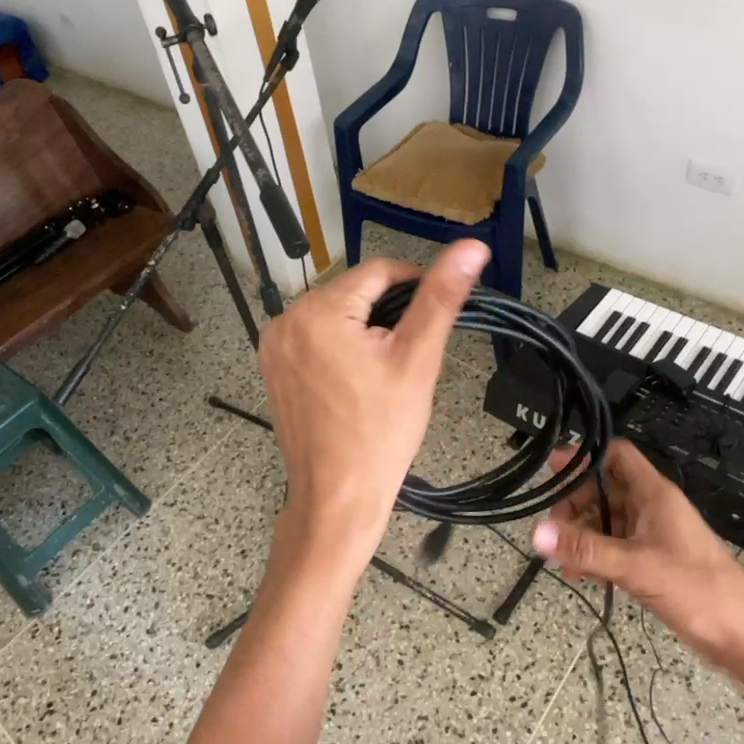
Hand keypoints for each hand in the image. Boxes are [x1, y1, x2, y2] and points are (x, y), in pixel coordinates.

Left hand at [259, 240, 488, 580]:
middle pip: (354, 294)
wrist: (338, 497)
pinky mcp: (272, 368)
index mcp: (318, 309)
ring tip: (384, 374)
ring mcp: (273, 345)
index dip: (415, 288)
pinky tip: (357, 383)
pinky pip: (315, 339)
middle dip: (387, 315)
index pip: (379, 271)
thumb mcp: (417, 360)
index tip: (434, 321)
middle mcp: (286, 318)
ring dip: (364, 332)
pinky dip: (340, 348)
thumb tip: (471, 246)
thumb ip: (441, 297)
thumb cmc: (381, 432)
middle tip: (408, 359)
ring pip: (336, 315)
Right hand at [532, 441, 743, 673]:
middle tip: (552, 528)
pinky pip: (616, 547)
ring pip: (608, 520)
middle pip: (605, 488)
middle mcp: (653, 508)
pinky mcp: (654, 562)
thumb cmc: (698, 591)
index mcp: (655, 495)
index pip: (616, 455)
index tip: (552, 471)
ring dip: (582, 534)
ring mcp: (654, 536)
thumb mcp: (636, 567)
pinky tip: (579, 574)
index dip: (585, 457)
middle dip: (575, 504)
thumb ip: (586, 550)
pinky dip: (596, 555)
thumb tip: (536, 534)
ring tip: (561, 557)